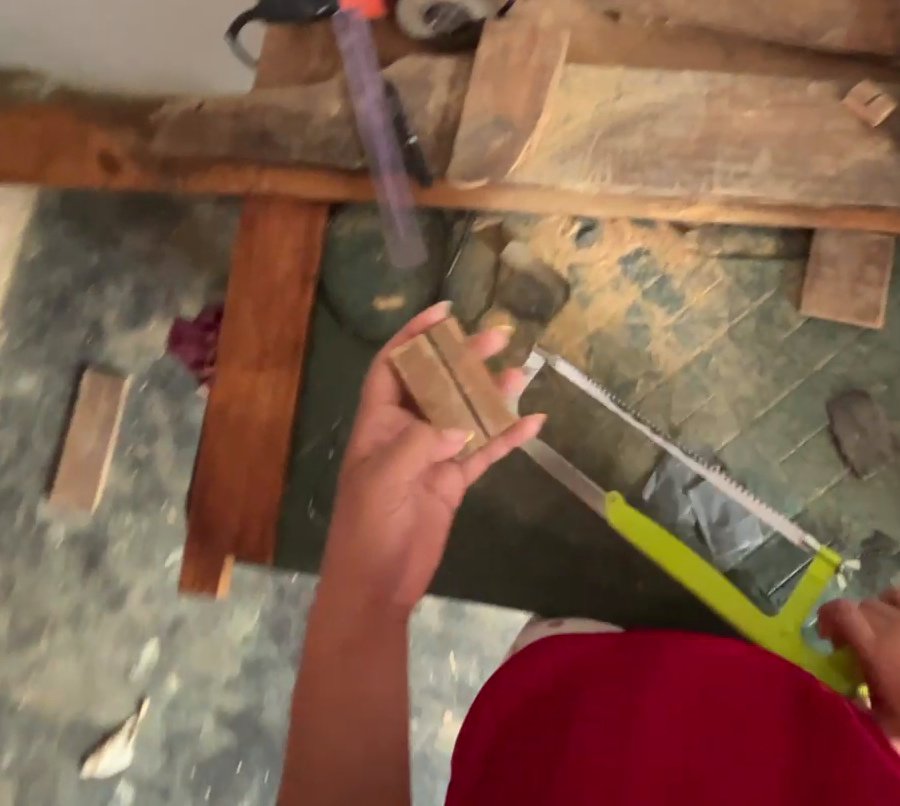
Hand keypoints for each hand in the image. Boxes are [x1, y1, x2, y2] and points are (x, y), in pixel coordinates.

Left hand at [318, 303, 544, 620]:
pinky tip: (532, 422)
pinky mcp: (454, 480)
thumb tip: (461, 422)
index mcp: (378, 422)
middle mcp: (407, 431)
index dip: (414, 337)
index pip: (394, 366)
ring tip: (522, 371)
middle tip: (499, 336)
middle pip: (438, 383)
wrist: (377, 585)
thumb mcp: (384, 479)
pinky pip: (485, 451)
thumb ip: (421, 443)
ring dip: (492, 393)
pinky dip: (507, 437)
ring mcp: (434, 454)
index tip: (444, 313)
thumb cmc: (367, 527)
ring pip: (467, 413)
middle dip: (464, 358)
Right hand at [819, 588, 899, 757]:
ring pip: (878, 600)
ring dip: (868, 614)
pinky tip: (898, 626)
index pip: (840, 610)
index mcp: (876, 648)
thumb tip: (832, 691)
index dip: (826, 616)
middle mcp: (892, 625)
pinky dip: (890, 604)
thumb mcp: (881, 725)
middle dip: (846, 622)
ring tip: (875, 636)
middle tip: (850, 648)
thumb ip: (852, 705)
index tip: (826, 637)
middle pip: (857, 606)